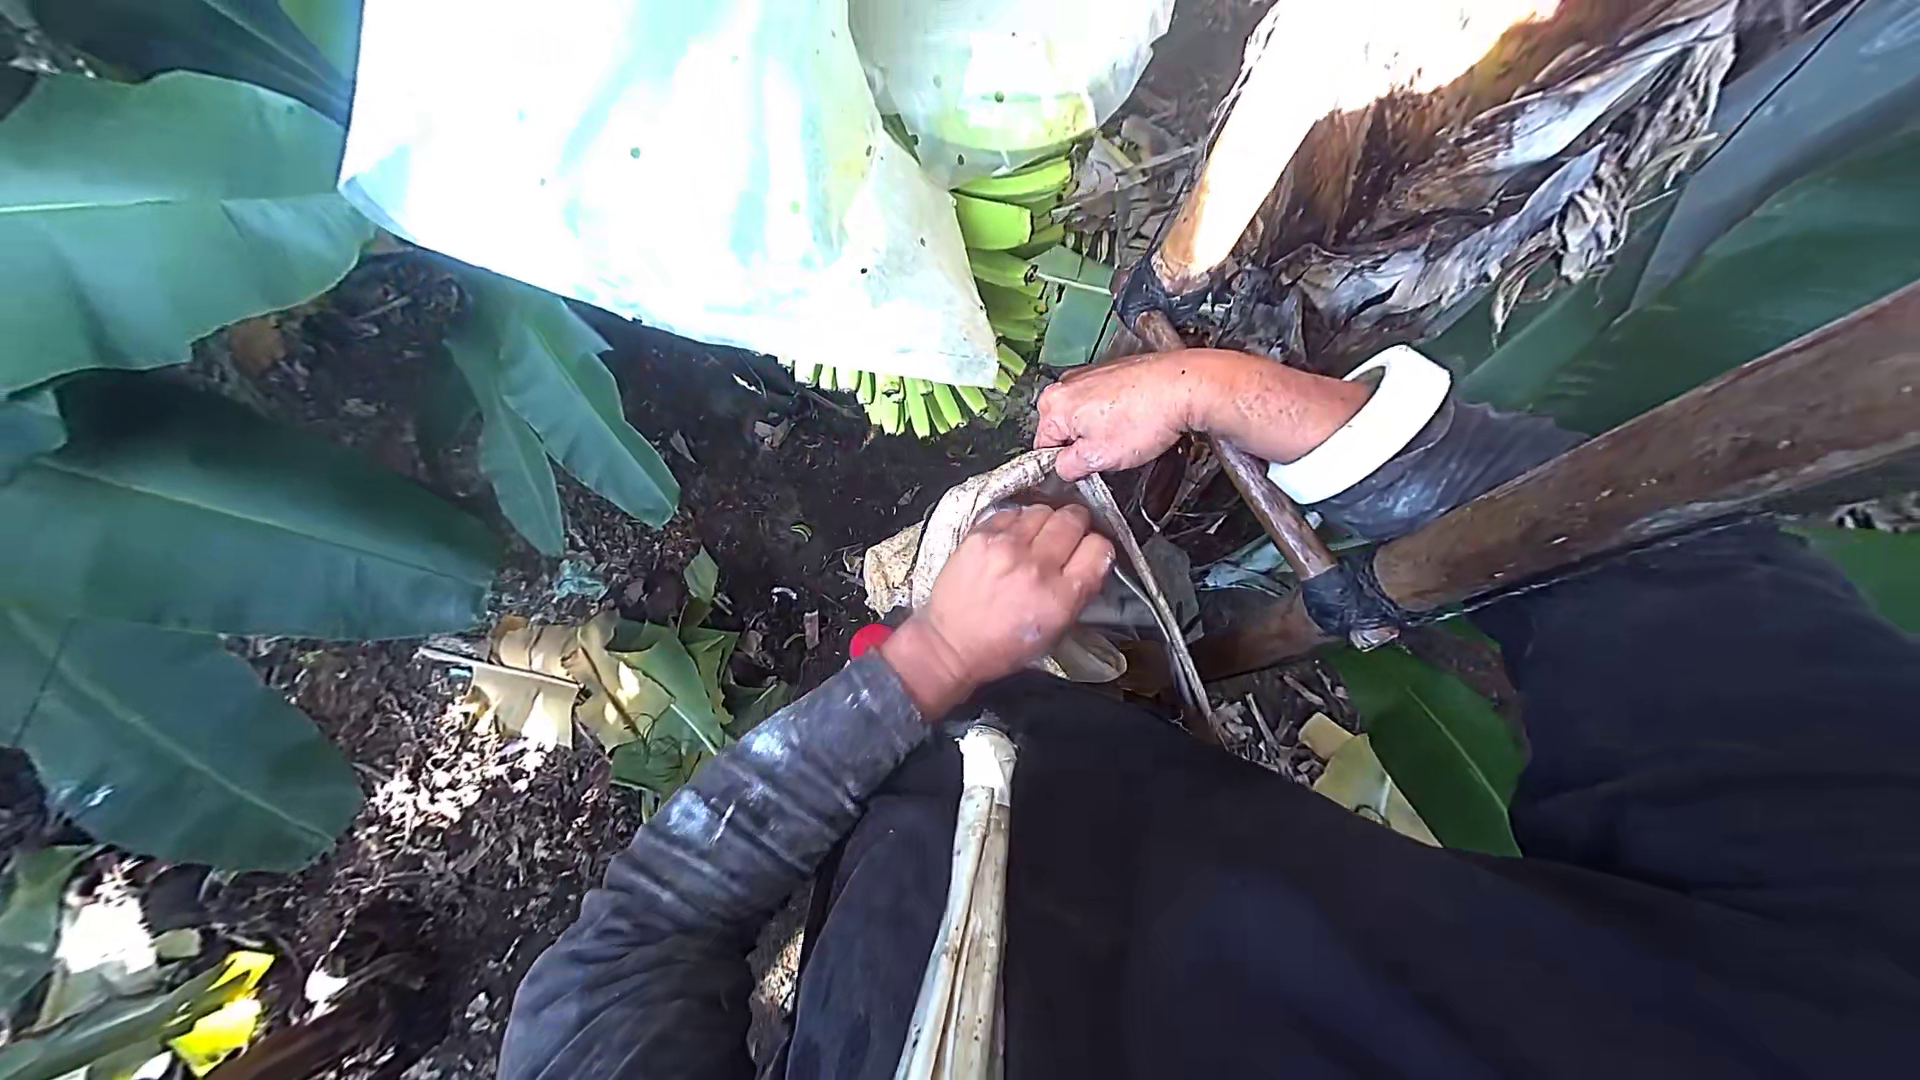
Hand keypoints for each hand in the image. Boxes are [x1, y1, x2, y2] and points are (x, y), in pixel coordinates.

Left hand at [879, 504, 1113, 717]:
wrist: (951, 644)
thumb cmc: (1000, 644)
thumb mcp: (1056, 629)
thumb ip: (1079, 590)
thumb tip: (1093, 557)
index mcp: (1061, 597)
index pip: (1099, 548)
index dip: (1096, 547)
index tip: (1088, 550)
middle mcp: (1036, 567)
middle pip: (1073, 520)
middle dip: (1075, 525)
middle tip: (1066, 536)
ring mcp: (1006, 548)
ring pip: (1043, 510)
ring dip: (1044, 522)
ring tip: (1035, 539)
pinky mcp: (980, 536)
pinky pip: (1012, 513)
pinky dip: (1016, 523)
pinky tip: (1010, 541)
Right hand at [1034, 348, 1371, 480]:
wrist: (1204, 384)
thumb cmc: (1153, 419)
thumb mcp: (1105, 455)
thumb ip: (1074, 465)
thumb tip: (1064, 469)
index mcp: (1060, 402)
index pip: (1041, 445)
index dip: (1060, 467)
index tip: (1076, 480)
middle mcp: (1075, 382)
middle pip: (1064, 427)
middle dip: (1079, 448)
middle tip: (1104, 465)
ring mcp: (1099, 375)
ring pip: (1087, 416)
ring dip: (1099, 434)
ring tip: (1127, 446)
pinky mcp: (1124, 371)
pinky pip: (1107, 404)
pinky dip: (1116, 420)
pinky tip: (1139, 428)